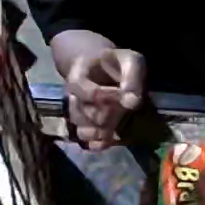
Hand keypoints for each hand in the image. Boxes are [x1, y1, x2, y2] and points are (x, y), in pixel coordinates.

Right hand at [58, 36, 144, 151]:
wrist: (100, 67)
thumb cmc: (117, 63)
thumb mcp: (130, 61)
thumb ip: (133, 77)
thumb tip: (132, 102)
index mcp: (79, 74)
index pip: (90, 93)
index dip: (111, 99)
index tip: (132, 100)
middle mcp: (71, 95)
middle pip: (89, 114)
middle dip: (112, 115)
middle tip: (127, 112)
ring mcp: (74, 112)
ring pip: (84, 130)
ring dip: (105, 132)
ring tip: (120, 127)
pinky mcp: (81, 125)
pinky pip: (84, 140)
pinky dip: (99, 143)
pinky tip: (111, 140)